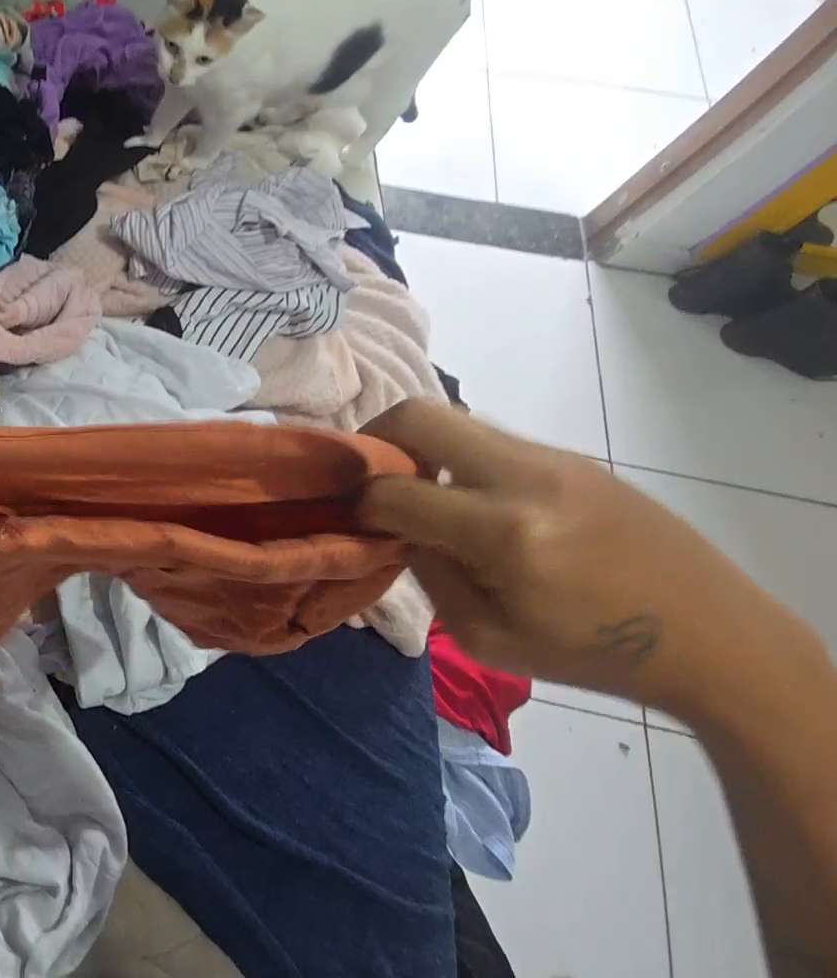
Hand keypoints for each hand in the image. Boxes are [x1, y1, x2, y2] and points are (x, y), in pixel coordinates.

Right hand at [358, 399, 785, 713]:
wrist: (716, 639)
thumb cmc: (591, 653)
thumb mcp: (483, 637)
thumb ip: (428, 572)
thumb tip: (399, 528)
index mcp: (505, 534)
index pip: (393, 491)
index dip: (358, 504)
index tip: (353, 520)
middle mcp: (528, 478)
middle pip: (419, 415)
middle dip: (374, 441)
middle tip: (368, 479)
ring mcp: (556, 459)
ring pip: (455, 420)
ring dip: (419, 448)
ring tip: (420, 493)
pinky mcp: (575, 458)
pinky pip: (492, 440)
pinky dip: (459, 459)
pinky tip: (472, 503)